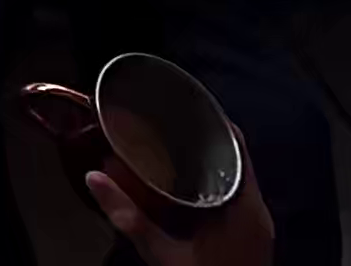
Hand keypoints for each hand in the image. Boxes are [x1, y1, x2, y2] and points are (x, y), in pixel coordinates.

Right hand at [84, 134, 274, 265]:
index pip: (236, 142)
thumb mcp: (164, 257)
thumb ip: (130, 218)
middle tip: (162, 116)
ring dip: (205, 154)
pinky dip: (210, 176)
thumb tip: (93, 176)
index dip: (210, 115)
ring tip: (167, 137)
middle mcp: (257, 212)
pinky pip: (233, 193)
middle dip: (199, 132)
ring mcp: (257, 228)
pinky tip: (181, 176)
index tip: (179, 99)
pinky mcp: (251, 240)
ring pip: (234, 173)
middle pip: (233, 154)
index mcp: (245, 208)